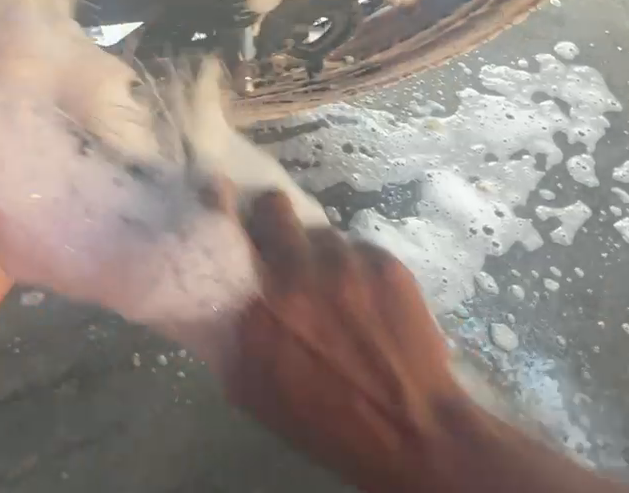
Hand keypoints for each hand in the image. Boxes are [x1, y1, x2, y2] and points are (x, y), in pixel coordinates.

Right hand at [222, 191, 465, 489]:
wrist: (415, 434)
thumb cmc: (324, 420)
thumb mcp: (253, 389)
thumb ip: (228, 334)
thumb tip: (214, 297)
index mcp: (256, 303)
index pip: (224, 226)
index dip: (218, 204)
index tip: (218, 194)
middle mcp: (295, 272)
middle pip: (273, 207)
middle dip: (273, 218)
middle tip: (280, 241)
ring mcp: (345, 264)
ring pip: (321, 233)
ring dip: (319, 253)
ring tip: (332, 284)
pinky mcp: (385, 264)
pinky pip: (360, 249)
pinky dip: (358, 268)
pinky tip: (368, 299)